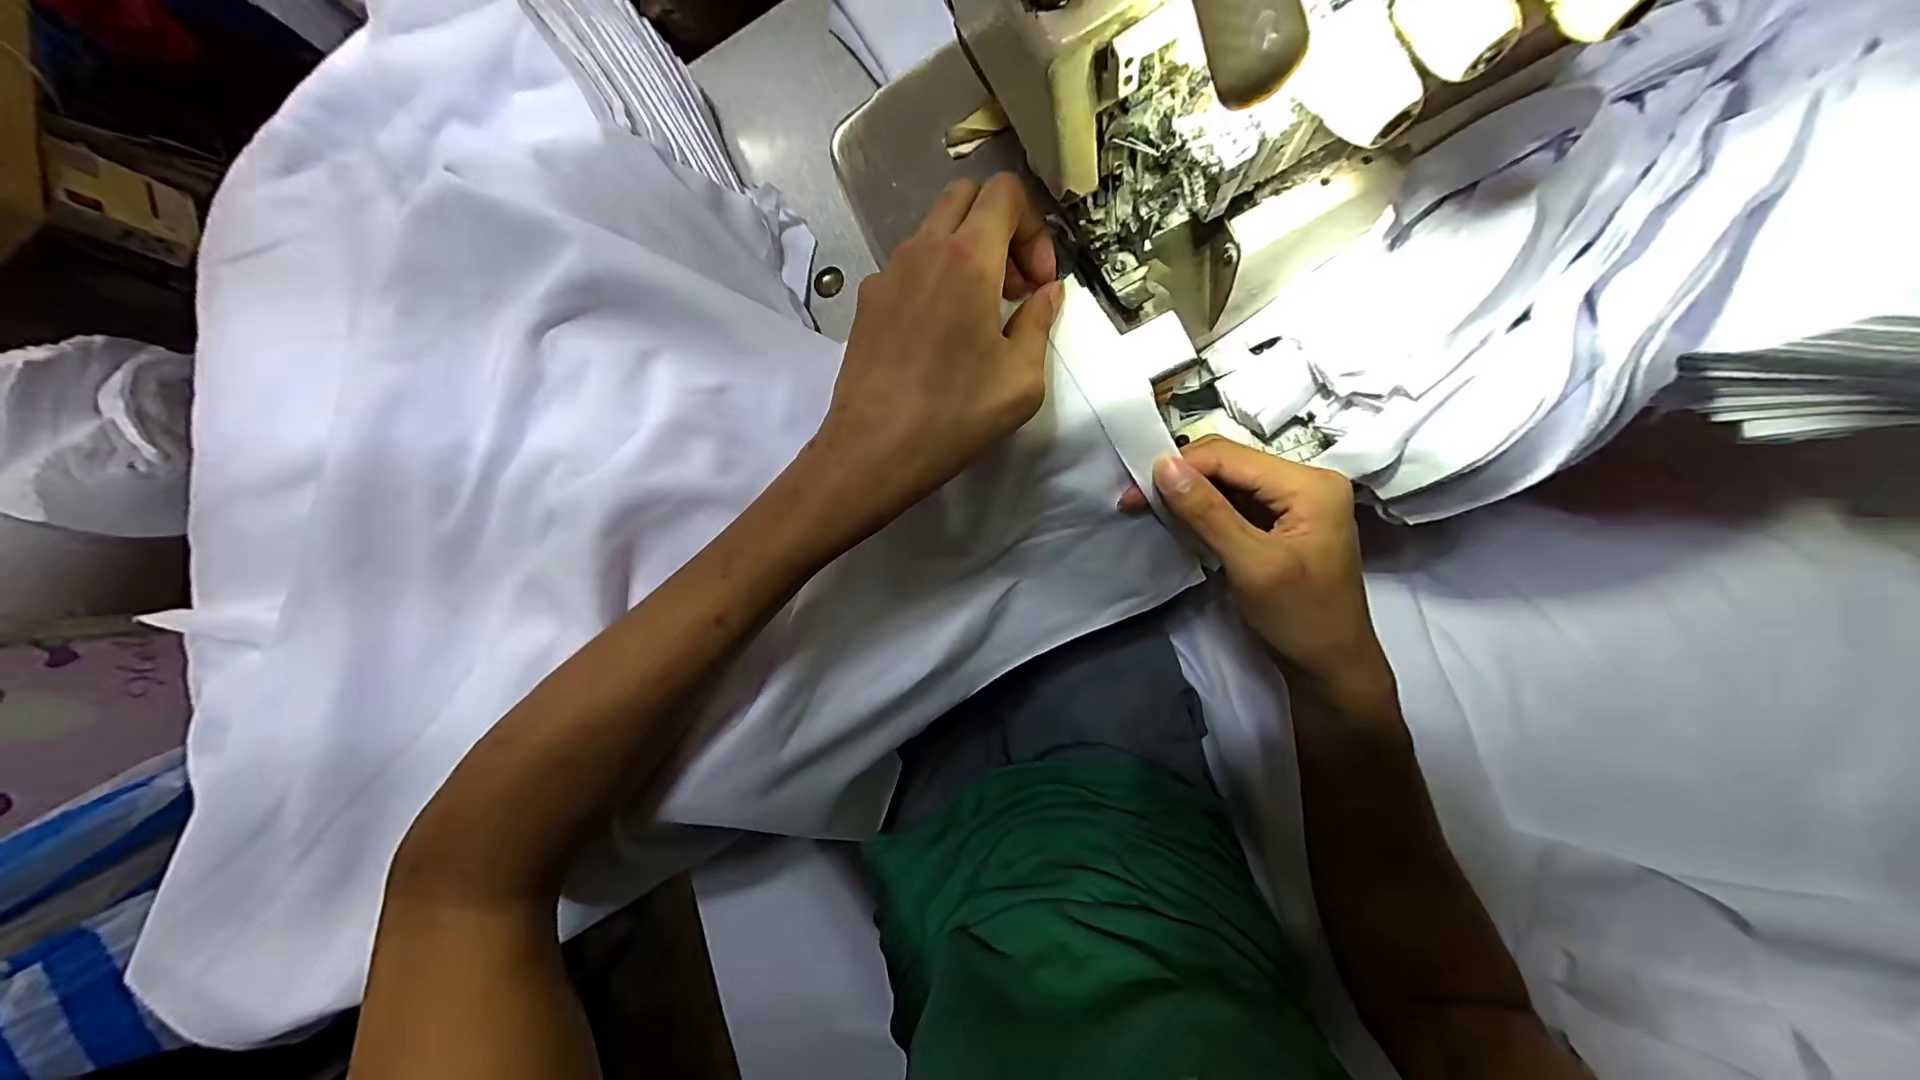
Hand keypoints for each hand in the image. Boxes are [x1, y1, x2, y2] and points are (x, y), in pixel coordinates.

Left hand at [808, 173, 1062, 521]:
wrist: (873, 450)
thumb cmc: (955, 416)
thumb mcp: (1022, 378)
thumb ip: (1041, 321)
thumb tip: (1048, 292)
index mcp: (968, 259)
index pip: (1006, 192)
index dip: (1034, 228)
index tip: (1037, 283)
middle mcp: (922, 250)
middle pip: (966, 198)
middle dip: (1001, 230)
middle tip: (1012, 288)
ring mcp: (886, 273)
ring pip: (933, 232)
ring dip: (966, 255)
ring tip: (977, 316)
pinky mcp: (866, 301)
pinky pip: (908, 268)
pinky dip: (934, 280)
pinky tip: (938, 336)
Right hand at [1123, 436, 1393, 708]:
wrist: (1330, 667)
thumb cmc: (1300, 618)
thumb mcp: (1251, 564)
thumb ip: (1207, 512)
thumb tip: (1163, 466)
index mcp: (1309, 484)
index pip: (1230, 457)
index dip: (1179, 467)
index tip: (1134, 492)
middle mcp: (1305, 481)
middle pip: (1229, 463)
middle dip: (1180, 477)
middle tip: (1135, 500)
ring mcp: (1294, 500)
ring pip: (1228, 480)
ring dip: (1187, 492)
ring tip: (1148, 506)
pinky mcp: (1280, 519)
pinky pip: (1234, 500)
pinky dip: (1202, 508)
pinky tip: (1178, 517)